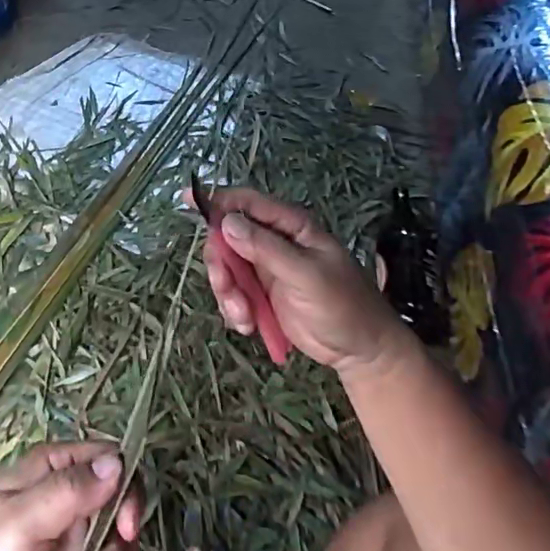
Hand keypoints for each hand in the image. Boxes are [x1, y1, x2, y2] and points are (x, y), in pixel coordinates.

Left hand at [0, 441, 142, 550]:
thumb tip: (118, 459)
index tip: (127, 519)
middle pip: (116, 495)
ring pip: (115, 537)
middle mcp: (61, 499)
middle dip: (121, 527)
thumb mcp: (17, 524)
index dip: (122, 479)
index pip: (101, 454)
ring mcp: (66, 539)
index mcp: (46, 470)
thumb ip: (65, 490)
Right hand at [202, 187, 409, 376]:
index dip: (218, 200)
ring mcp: (266, 269)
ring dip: (227, 292)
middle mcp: (273, 242)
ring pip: (227, 268)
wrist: (361, 350)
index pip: (247, 203)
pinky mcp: (262, 295)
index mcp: (289, 226)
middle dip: (221, 264)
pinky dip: (234, 309)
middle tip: (226, 286)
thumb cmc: (343, 304)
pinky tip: (249, 325)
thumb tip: (226, 222)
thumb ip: (265, 248)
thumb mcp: (305, 274)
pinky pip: (234, 293)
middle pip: (227, 238)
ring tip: (243, 316)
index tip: (188, 201)